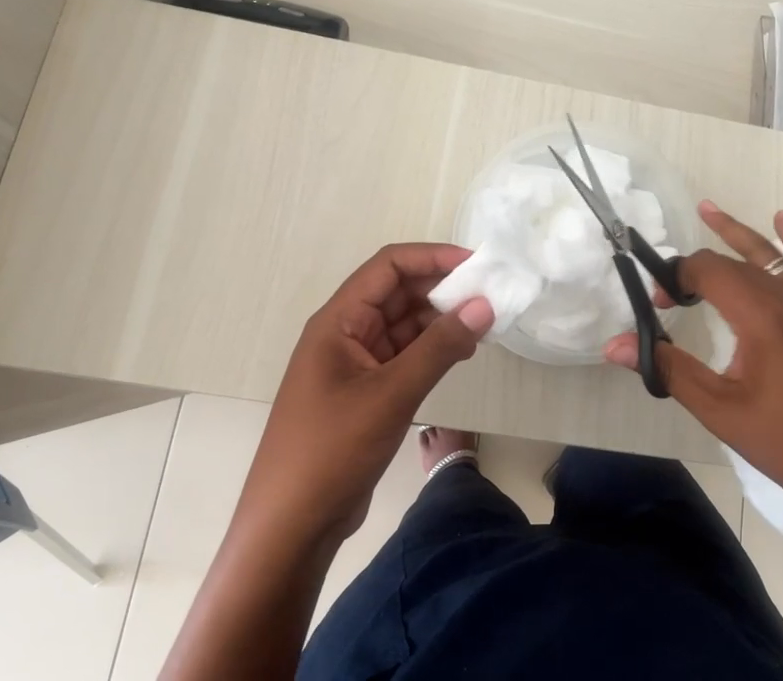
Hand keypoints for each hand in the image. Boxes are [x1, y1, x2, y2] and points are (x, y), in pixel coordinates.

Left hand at [238, 244, 493, 546]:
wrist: (291, 525)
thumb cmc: (332, 450)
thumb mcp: (391, 395)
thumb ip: (439, 347)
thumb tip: (484, 305)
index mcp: (338, 321)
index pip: (388, 267)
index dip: (432, 257)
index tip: (478, 265)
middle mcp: (345, 334)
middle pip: (397, 292)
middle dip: (442, 289)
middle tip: (491, 297)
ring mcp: (354, 364)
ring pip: (404, 325)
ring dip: (440, 321)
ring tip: (484, 327)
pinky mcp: (366, 393)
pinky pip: (404, 356)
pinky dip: (433, 350)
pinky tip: (463, 354)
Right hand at [604, 202, 782, 522]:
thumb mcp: (718, 408)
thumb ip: (668, 368)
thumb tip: (613, 346)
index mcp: (760, 314)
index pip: (708, 269)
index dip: (675, 278)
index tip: (656, 306)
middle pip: (732, 261)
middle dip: (694, 270)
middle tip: (666, 295)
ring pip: (769, 255)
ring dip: (737, 233)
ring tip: (707, 209)